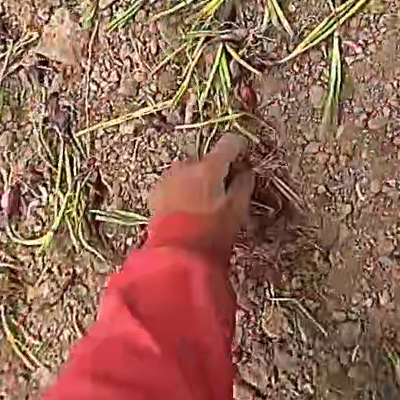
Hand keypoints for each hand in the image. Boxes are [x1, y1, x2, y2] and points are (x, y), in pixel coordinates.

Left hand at [146, 133, 254, 257]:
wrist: (176, 255)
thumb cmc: (213, 231)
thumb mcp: (238, 208)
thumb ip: (244, 184)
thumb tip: (245, 171)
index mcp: (210, 166)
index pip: (229, 143)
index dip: (238, 147)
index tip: (243, 157)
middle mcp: (187, 166)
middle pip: (206, 158)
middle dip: (214, 168)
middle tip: (223, 187)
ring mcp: (168, 178)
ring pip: (187, 169)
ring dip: (196, 177)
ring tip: (202, 199)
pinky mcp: (155, 193)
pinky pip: (172, 183)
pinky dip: (181, 189)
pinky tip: (186, 207)